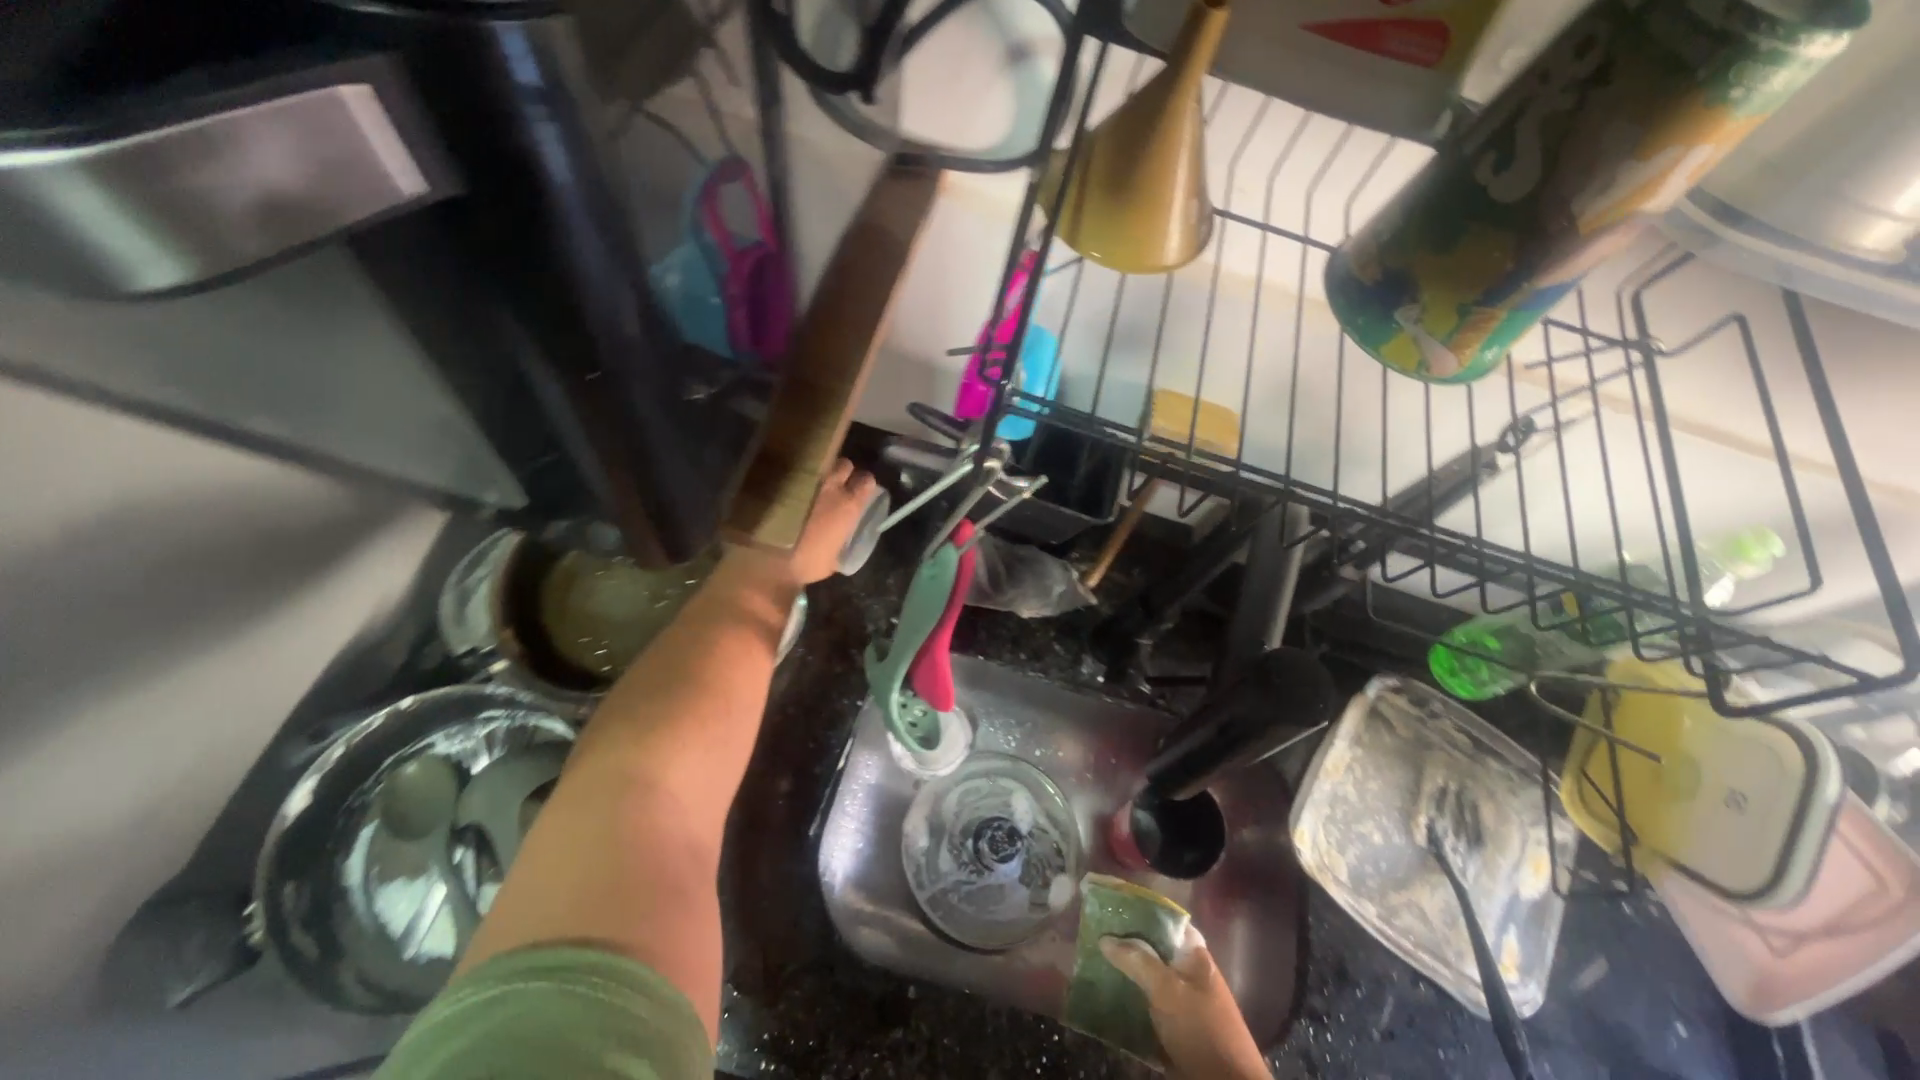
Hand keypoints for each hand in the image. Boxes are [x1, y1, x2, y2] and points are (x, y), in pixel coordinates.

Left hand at [727, 459, 877, 587]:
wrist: (770, 561)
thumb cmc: (807, 564)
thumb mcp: (834, 559)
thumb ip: (842, 541)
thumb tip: (840, 538)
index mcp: (848, 505)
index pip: (867, 480)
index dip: (864, 484)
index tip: (860, 491)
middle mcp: (831, 488)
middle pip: (844, 463)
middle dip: (843, 472)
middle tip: (837, 485)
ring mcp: (806, 483)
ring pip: (820, 464)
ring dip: (821, 473)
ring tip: (814, 486)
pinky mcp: (783, 483)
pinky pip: (796, 473)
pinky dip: (798, 479)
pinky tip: (793, 491)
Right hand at [1100, 927, 1270, 1079]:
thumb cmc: (1200, 1027)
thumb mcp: (1168, 990)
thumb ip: (1138, 961)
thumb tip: (1105, 938)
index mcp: (1193, 955)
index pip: (1165, 921)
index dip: (1140, 912)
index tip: (1111, 908)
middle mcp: (1188, 972)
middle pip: (1153, 948)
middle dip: (1125, 943)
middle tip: (1093, 936)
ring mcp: (1181, 999)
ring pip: (1147, 976)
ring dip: (1124, 971)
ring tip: (1092, 963)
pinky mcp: (1173, 1023)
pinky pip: (1146, 1001)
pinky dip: (1128, 997)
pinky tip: (1105, 996)